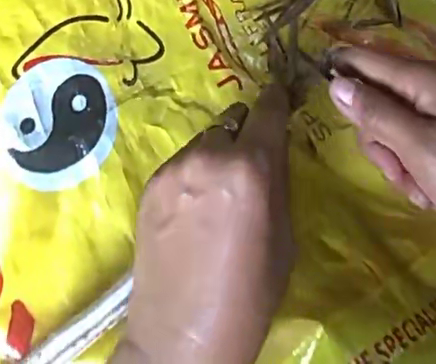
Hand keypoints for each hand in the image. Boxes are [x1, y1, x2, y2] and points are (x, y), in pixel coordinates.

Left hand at [117, 83, 292, 363]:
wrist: (181, 340)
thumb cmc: (248, 296)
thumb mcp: (284, 238)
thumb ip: (278, 181)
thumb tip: (275, 147)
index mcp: (249, 167)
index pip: (267, 108)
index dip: (277, 99)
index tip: (280, 96)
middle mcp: (209, 154)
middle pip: (233, 120)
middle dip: (245, 133)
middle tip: (249, 164)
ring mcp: (175, 167)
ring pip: (205, 140)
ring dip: (217, 153)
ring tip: (218, 194)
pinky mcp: (151, 183)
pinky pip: (182, 162)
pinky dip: (194, 173)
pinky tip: (193, 210)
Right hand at [327, 46, 435, 250]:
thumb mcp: (419, 148)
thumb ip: (375, 113)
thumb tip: (334, 82)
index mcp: (422, 79)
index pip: (364, 59)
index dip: (338, 71)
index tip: (321, 98)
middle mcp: (426, 88)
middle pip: (372, 98)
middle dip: (375, 136)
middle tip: (394, 166)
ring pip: (386, 127)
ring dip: (393, 160)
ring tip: (418, 186)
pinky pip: (406, 146)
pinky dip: (410, 171)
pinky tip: (428, 192)